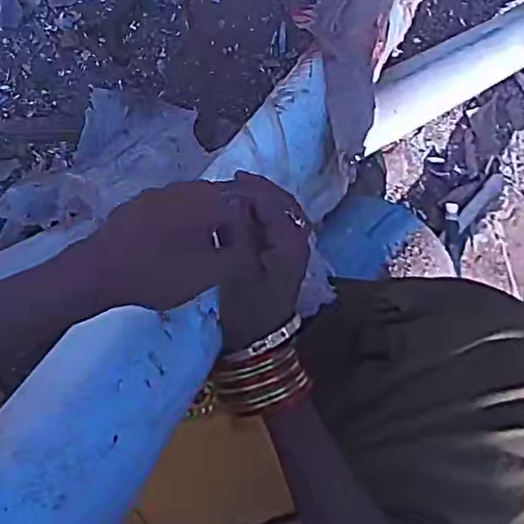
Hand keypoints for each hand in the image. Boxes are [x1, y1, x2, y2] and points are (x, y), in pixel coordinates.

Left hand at [81, 180, 245, 311]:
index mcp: (210, 198)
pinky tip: (170, 248)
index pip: (246, 203)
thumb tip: (252, 249)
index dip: (250, 228)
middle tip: (227, 254)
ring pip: (195, 204)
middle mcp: (187, 187)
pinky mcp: (140, 202)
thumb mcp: (209, 273)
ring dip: (204, 225)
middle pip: (221, 200)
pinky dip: (180, 225)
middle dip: (229, 225)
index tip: (246, 252)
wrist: (100, 268)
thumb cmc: (160, 270)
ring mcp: (161, 192)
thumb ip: (238, 257)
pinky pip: (172, 209)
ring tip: (200, 254)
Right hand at [218, 172, 309, 351]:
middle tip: (232, 179)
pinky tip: (240, 210)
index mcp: (290, 241)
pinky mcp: (281, 254)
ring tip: (234, 190)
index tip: (227, 181)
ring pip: (279, 209)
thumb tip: (233, 199)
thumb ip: (238, 230)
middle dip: (258, 188)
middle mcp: (296, 239)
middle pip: (282, 201)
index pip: (273, 201)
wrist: (257, 343)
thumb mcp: (238, 269)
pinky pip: (273, 221)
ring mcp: (291, 247)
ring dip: (259, 197)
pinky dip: (259, 211)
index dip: (250, 188)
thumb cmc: (247, 309)